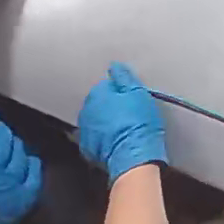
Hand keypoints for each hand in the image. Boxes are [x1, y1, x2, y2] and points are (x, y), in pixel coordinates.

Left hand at [76, 62, 166, 184]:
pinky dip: (103, 139)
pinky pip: (95, 138)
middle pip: (99, 103)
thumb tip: (115, 66)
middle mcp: (86, 110)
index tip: (132, 100)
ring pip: (95, 120)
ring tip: (123, 129)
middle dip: (111, 106)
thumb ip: (124, 78)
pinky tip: (116, 142)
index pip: (107, 86)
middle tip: (129, 114)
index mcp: (98, 94)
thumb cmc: (139, 124)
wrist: (135, 157)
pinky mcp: (88, 149)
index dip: (121, 92)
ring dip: (105, 122)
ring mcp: (85, 131)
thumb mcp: (139, 94)